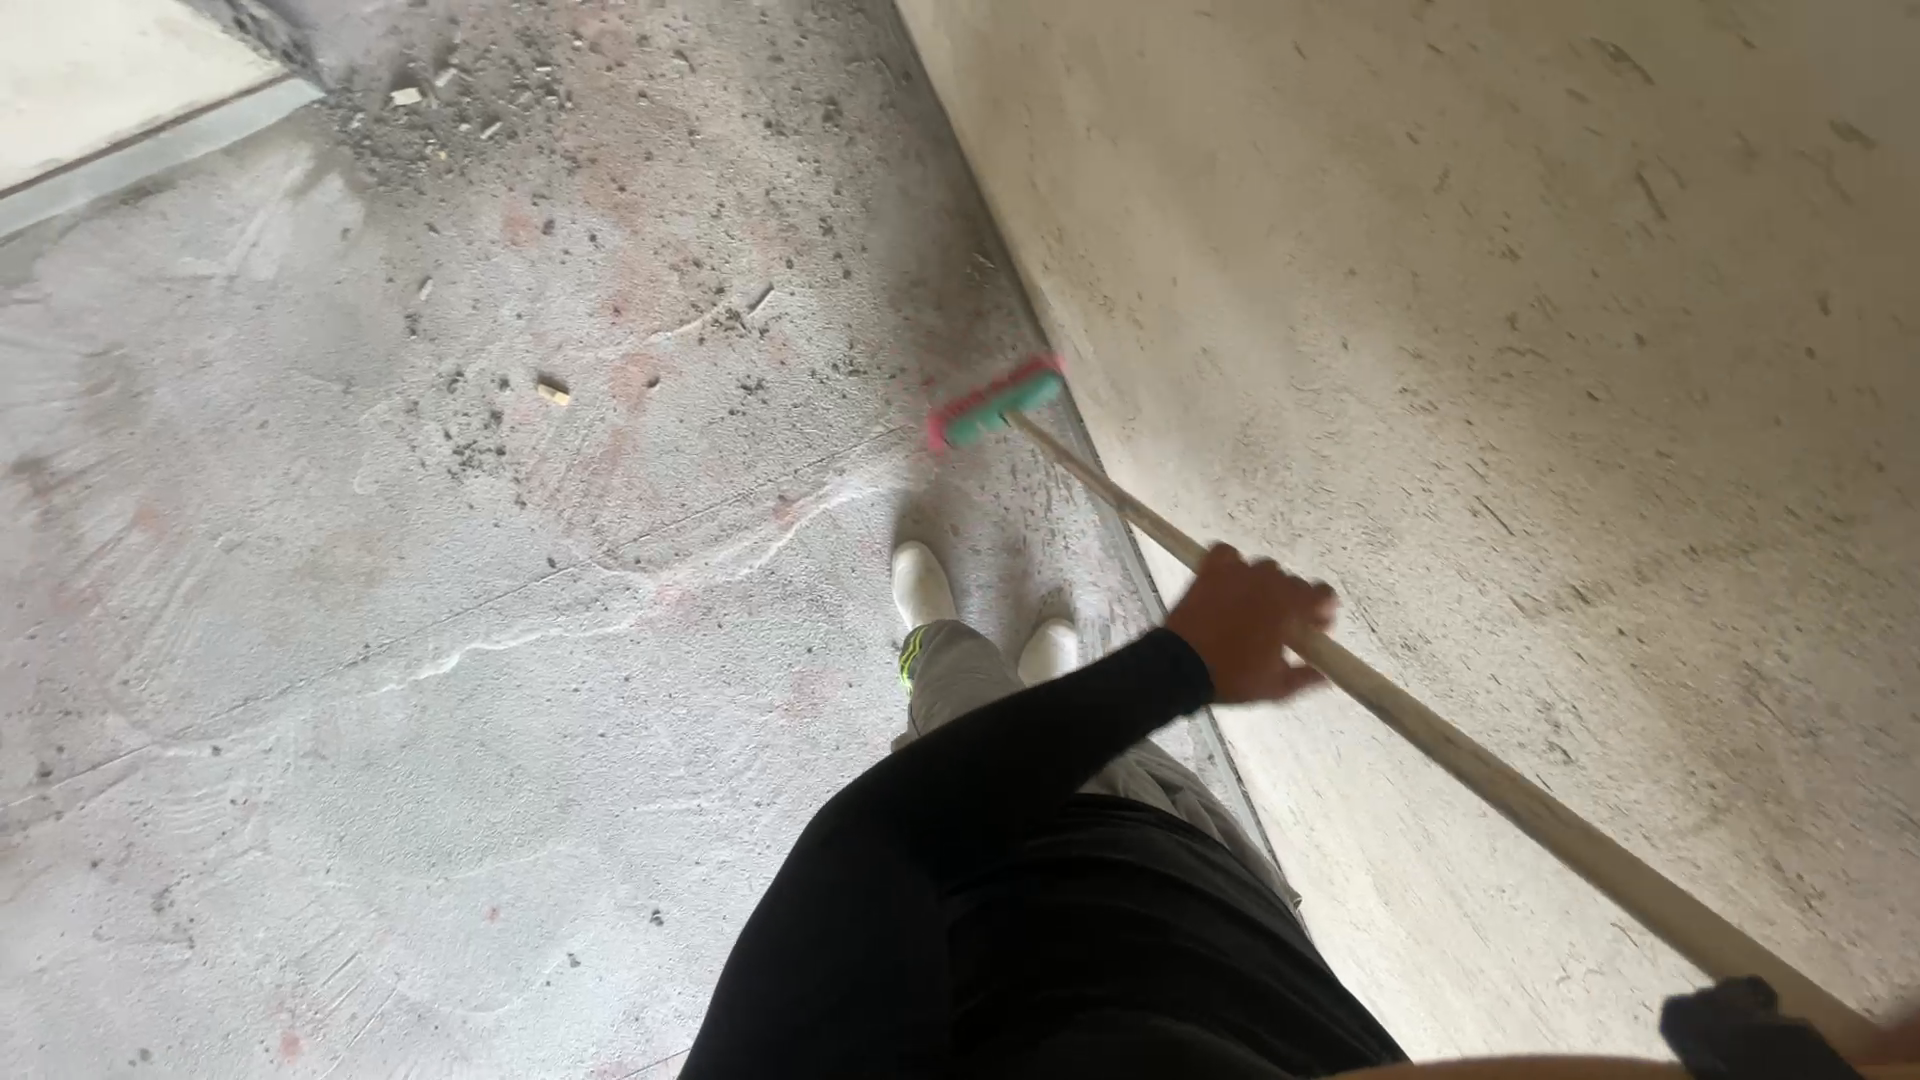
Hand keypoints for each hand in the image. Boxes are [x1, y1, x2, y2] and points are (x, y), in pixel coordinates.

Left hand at [1164, 543, 1337, 704]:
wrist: (1180, 665)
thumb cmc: (1232, 676)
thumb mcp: (1276, 687)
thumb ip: (1306, 677)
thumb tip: (1323, 674)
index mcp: (1289, 607)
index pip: (1323, 593)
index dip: (1321, 609)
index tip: (1313, 627)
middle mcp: (1267, 582)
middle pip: (1292, 582)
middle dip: (1293, 601)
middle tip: (1282, 624)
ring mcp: (1237, 573)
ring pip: (1263, 568)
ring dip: (1264, 584)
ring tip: (1252, 607)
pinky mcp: (1209, 571)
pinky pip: (1226, 553)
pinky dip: (1231, 563)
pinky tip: (1229, 582)